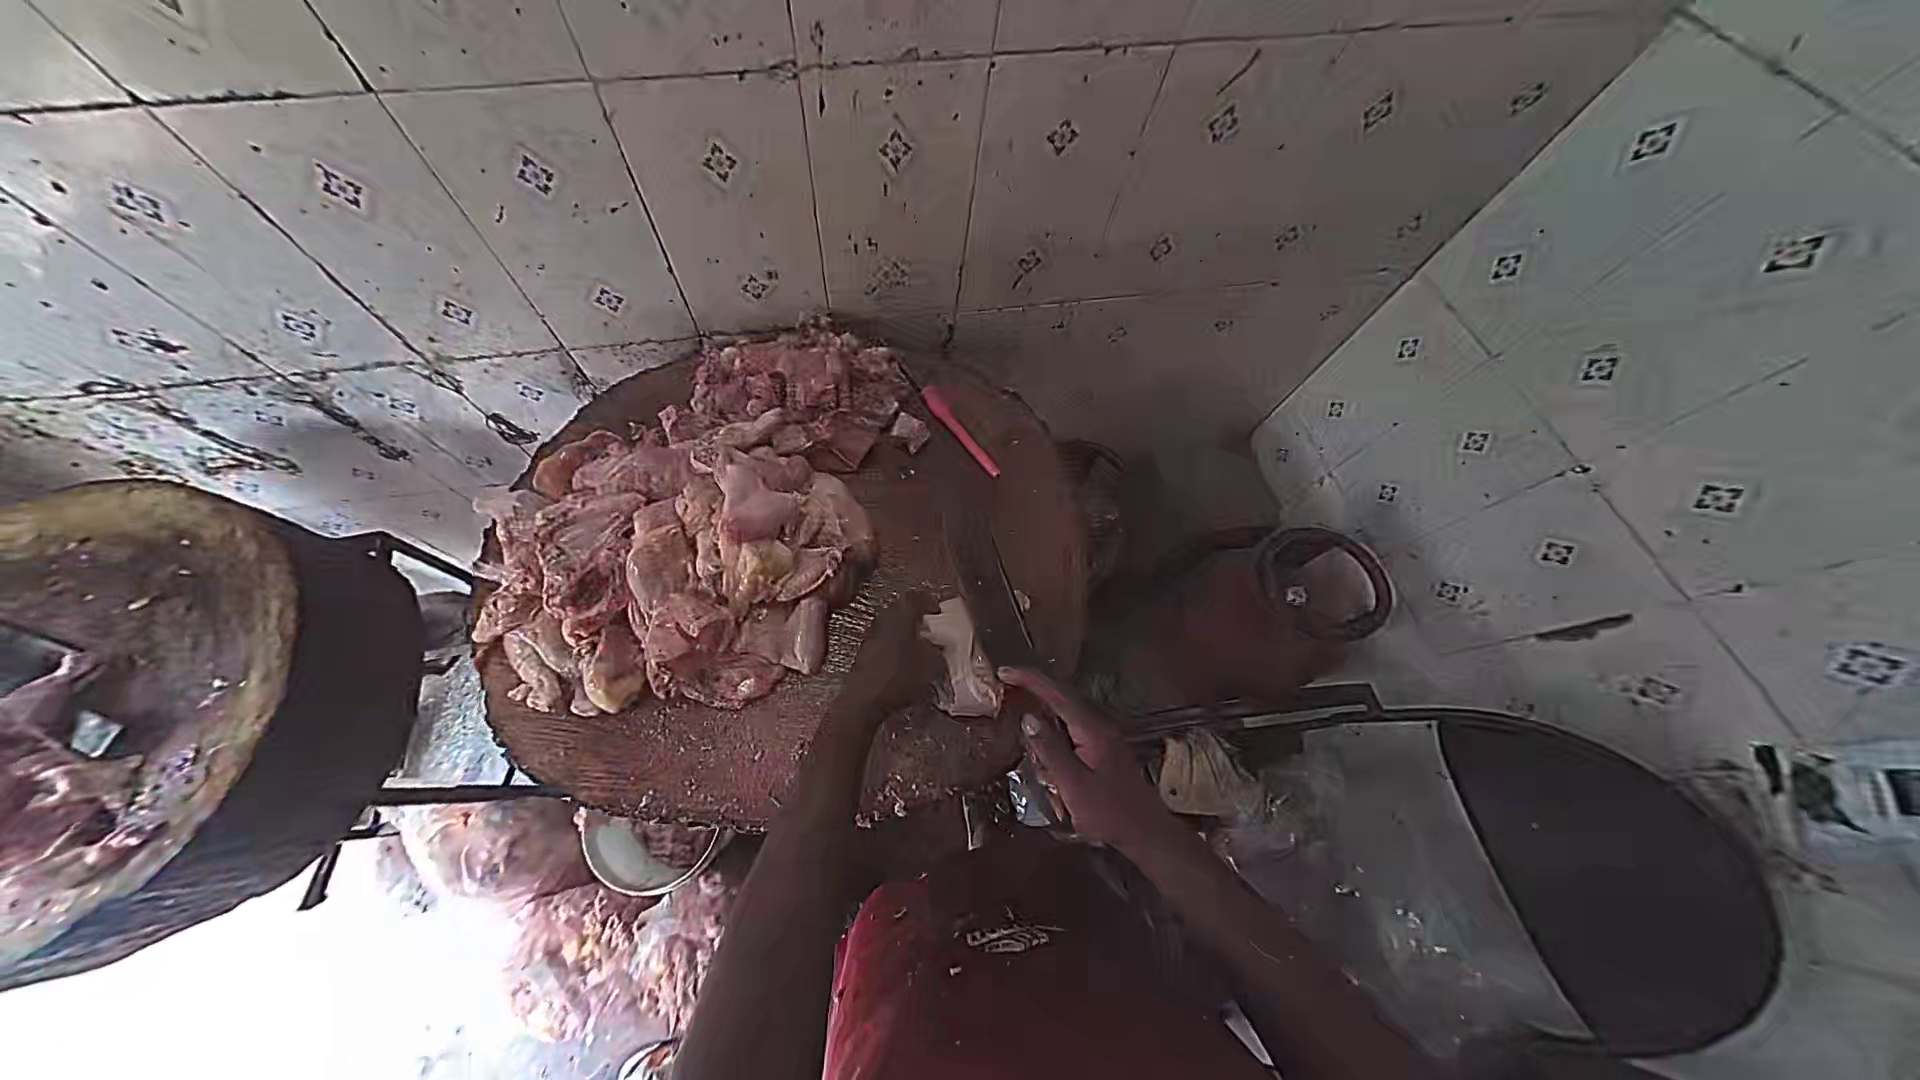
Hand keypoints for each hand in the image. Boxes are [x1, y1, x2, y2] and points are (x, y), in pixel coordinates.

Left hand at [836, 590, 941, 716]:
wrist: (866, 700)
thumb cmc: (899, 678)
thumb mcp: (932, 666)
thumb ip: (938, 652)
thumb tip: (937, 650)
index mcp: (901, 617)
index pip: (914, 598)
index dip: (928, 601)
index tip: (936, 609)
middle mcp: (883, 622)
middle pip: (899, 610)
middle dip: (915, 616)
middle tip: (928, 624)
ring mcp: (870, 638)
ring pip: (890, 626)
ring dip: (903, 631)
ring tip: (917, 644)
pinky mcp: (863, 655)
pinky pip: (882, 642)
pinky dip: (894, 645)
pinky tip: (902, 660)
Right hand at [999, 667, 1181, 854]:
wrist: (1146, 832)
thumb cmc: (1110, 812)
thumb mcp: (1074, 785)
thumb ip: (1050, 750)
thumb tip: (1028, 718)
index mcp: (1092, 729)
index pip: (1056, 694)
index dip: (1029, 679)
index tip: (1005, 672)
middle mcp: (1099, 724)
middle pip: (1062, 694)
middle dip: (1034, 685)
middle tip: (1006, 680)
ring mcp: (1103, 734)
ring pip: (1067, 709)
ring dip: (1043, 702)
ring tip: (1019, 700)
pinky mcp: (1102, 746)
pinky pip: (1072, 725)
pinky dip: (1053, 722)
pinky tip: (1042, 736)